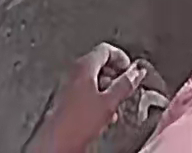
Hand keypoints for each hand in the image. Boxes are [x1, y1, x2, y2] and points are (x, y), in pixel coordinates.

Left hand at [24, 43, 148, 152]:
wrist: (54, 146)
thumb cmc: (76, 123)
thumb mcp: (109, 102)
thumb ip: (125, 84)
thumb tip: (137, 71)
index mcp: (84, 65)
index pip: (107, 49)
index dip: (121, 58)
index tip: (130, 70)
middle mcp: (73, 71)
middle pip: (99, 63)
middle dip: (114, 75)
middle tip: (124, 87)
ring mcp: (65, 85)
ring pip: (91, 79)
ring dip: (105, 89)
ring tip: (113, 104)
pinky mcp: (61, 101)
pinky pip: (82, 91)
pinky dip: (94, 97)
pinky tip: (99, 114)